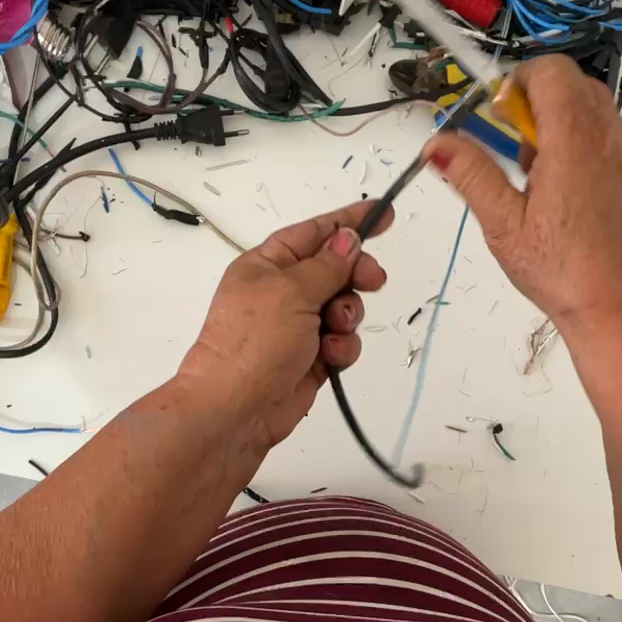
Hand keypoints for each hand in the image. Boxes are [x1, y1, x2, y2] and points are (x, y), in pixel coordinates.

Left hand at [177, 200, 392, 446]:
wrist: (237, 409)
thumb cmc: (255, 341)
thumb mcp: (291, 290)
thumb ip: (326, 264)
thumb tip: (348, 239)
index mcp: (267, 265)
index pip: (314, 233)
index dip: (349, 222)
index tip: (385, 213)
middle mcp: (283, 293)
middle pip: (334, 270)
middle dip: (356, 274)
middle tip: (374, 280)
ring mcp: (298, 328)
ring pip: (343, 308)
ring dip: (348, 315)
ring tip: (336, 328)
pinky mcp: (312, 360)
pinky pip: (342, 343)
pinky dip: (342, 347)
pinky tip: (331, 356)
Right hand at [423, 55, 621, 335]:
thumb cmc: (560, 268)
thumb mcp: (504, 225)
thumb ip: (472, 175)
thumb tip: (436, 142)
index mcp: (572, 136)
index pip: (549, 71)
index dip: (518, 83)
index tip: (500, 121)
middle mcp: (610, 133)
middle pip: (573, 86)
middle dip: (538, 107)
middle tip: (517, 159)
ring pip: (596, 115)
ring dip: (563, 130)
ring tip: (544, 187)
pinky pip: (614, 144)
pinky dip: (588, 153)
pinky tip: (574, 204)